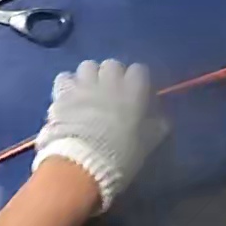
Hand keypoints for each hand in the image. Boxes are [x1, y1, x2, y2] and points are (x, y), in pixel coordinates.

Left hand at [32, 59, 167, 210]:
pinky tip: (69, 96)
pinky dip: (67, 84)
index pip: (139, 70)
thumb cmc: (121, 154)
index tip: (138, 94)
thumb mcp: (147, 143)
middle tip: (112, 92)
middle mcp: (108, 81)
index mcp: (133, 91)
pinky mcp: (63, 92)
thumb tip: (162, 119)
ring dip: (89, 76)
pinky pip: (64, 78)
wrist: (82, 160)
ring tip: (89, 91)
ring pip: (87, 65)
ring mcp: (84, 84)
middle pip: (112, 65)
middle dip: (112, 75)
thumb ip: (156, 126)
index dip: (138, 80)